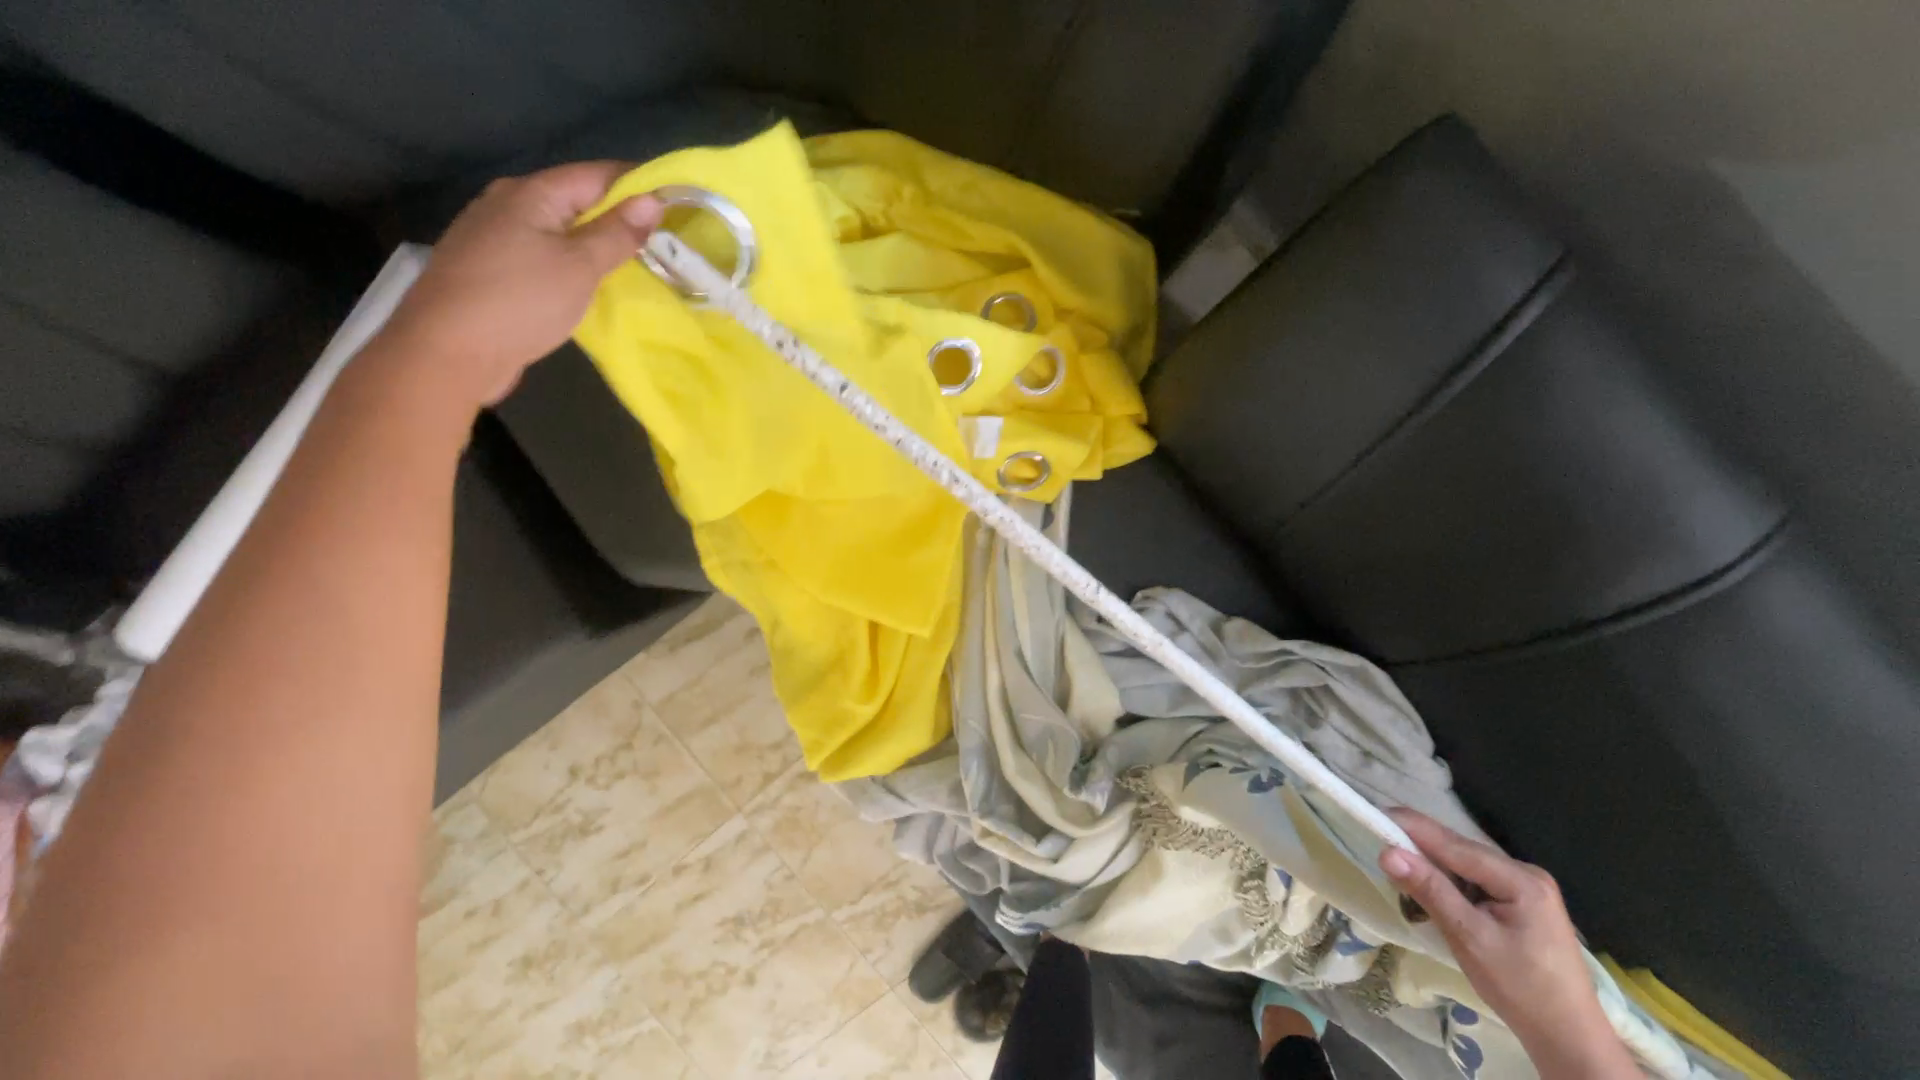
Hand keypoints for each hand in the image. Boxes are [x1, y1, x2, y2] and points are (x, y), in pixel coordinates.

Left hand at [376, 161, 661, 409]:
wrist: (446, 351)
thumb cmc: (520, 302)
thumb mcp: (580, 267)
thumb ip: (617, 232)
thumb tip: (653, 199)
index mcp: (531, 193)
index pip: (596, 175)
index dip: (638, 184)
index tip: (675, 201)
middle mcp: (505, 203)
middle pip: (573, 198)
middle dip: (615, 213)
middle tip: (659, 237)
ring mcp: (491, 236)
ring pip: (554, 228)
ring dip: (590, 240)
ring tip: (628, 261)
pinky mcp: (486, 269)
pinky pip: (538, 253)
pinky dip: (566, 261)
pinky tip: (582, 282)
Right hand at [1379, 809, 1639, 1078]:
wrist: (1569, 1037)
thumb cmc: (1520, 988)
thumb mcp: (1469, 938)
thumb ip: (1430, 891)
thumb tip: (1387, 852)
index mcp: (1520, 879)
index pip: (1453, 844)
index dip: (1411, 828)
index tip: (1372, 814)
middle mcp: (1526, 873)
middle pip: (1460, 850)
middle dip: (1418, 844)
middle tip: (1375, 836)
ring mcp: (1526, 888)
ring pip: (1466, 865)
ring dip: (1431, 863)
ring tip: (1394, 859)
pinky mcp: (1521, 903)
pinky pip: (1475, 880)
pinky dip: (1448, 881)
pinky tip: (1428, 885)